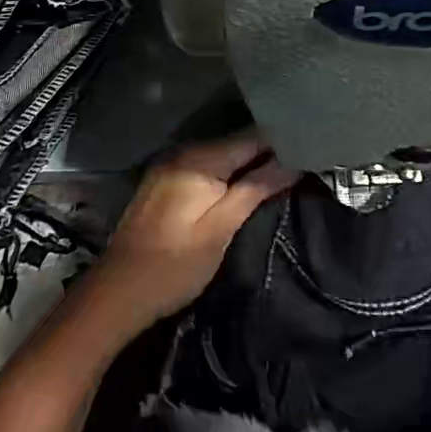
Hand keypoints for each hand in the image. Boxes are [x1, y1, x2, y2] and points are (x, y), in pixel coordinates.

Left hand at [88, 131, 299, 328]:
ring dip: (251, 163)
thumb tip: (294, 162)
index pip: (253, 137)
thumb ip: (257, 188)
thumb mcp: (222, 227)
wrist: (117, 294)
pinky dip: (229, 172)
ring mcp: (172, 166)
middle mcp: (185, 152)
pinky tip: (246, 183)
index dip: (284, 141)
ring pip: (224, 156)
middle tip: (305, 161)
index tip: (313, 146)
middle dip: (270, 151)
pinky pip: (208, 167)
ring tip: (285, 170)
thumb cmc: (175, 264)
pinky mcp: (166, 183)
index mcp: (200, 158)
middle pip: (238, 143)